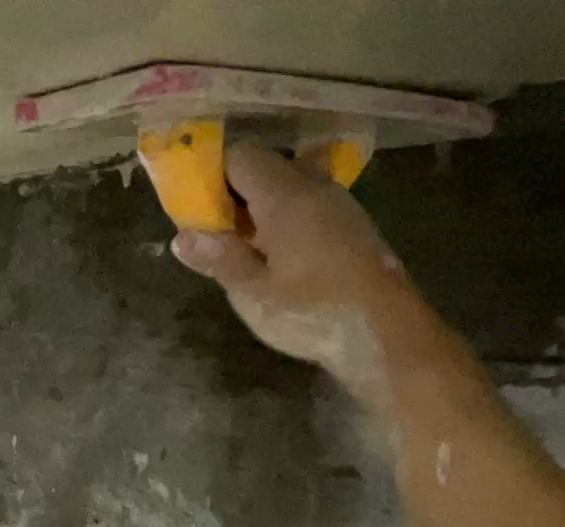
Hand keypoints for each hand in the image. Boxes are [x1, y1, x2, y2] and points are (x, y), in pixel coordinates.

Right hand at [171, 143, 425, 409]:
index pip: (242, 155)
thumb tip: (182, 236)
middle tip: (215, 234)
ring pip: (288, 185)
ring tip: (242, 248)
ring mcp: (338, 203)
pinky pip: (307, 203)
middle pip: (266, 166)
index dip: (214, 175)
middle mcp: (314, 187)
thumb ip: (219, 258)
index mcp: (286, 196)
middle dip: (234, 192)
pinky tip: (274, 256)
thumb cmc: (311, 311)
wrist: (382, 332)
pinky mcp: (350, 224)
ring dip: (259, 207)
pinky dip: (283, 218)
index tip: (198, 209)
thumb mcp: (252, 292)